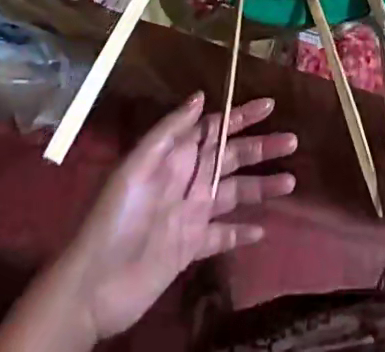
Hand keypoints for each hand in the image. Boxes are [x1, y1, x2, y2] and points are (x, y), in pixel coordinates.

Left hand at [0, 95, 296, 348]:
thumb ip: (169, 132)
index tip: (270, 105)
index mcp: (175, 160)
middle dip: (262, 148)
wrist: (92, 288)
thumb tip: (201, 96)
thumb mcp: (137, 169)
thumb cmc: (115, 220)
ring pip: (234, 194)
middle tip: (293, 142)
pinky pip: (222, 236)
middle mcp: (187, 182)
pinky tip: (262, 232)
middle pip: (232, 159)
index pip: (215, 131)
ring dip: (262, 188)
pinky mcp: (190, 248)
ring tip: (290, 184)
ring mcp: (190, 216)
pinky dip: (241, 234)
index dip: (241, 117)